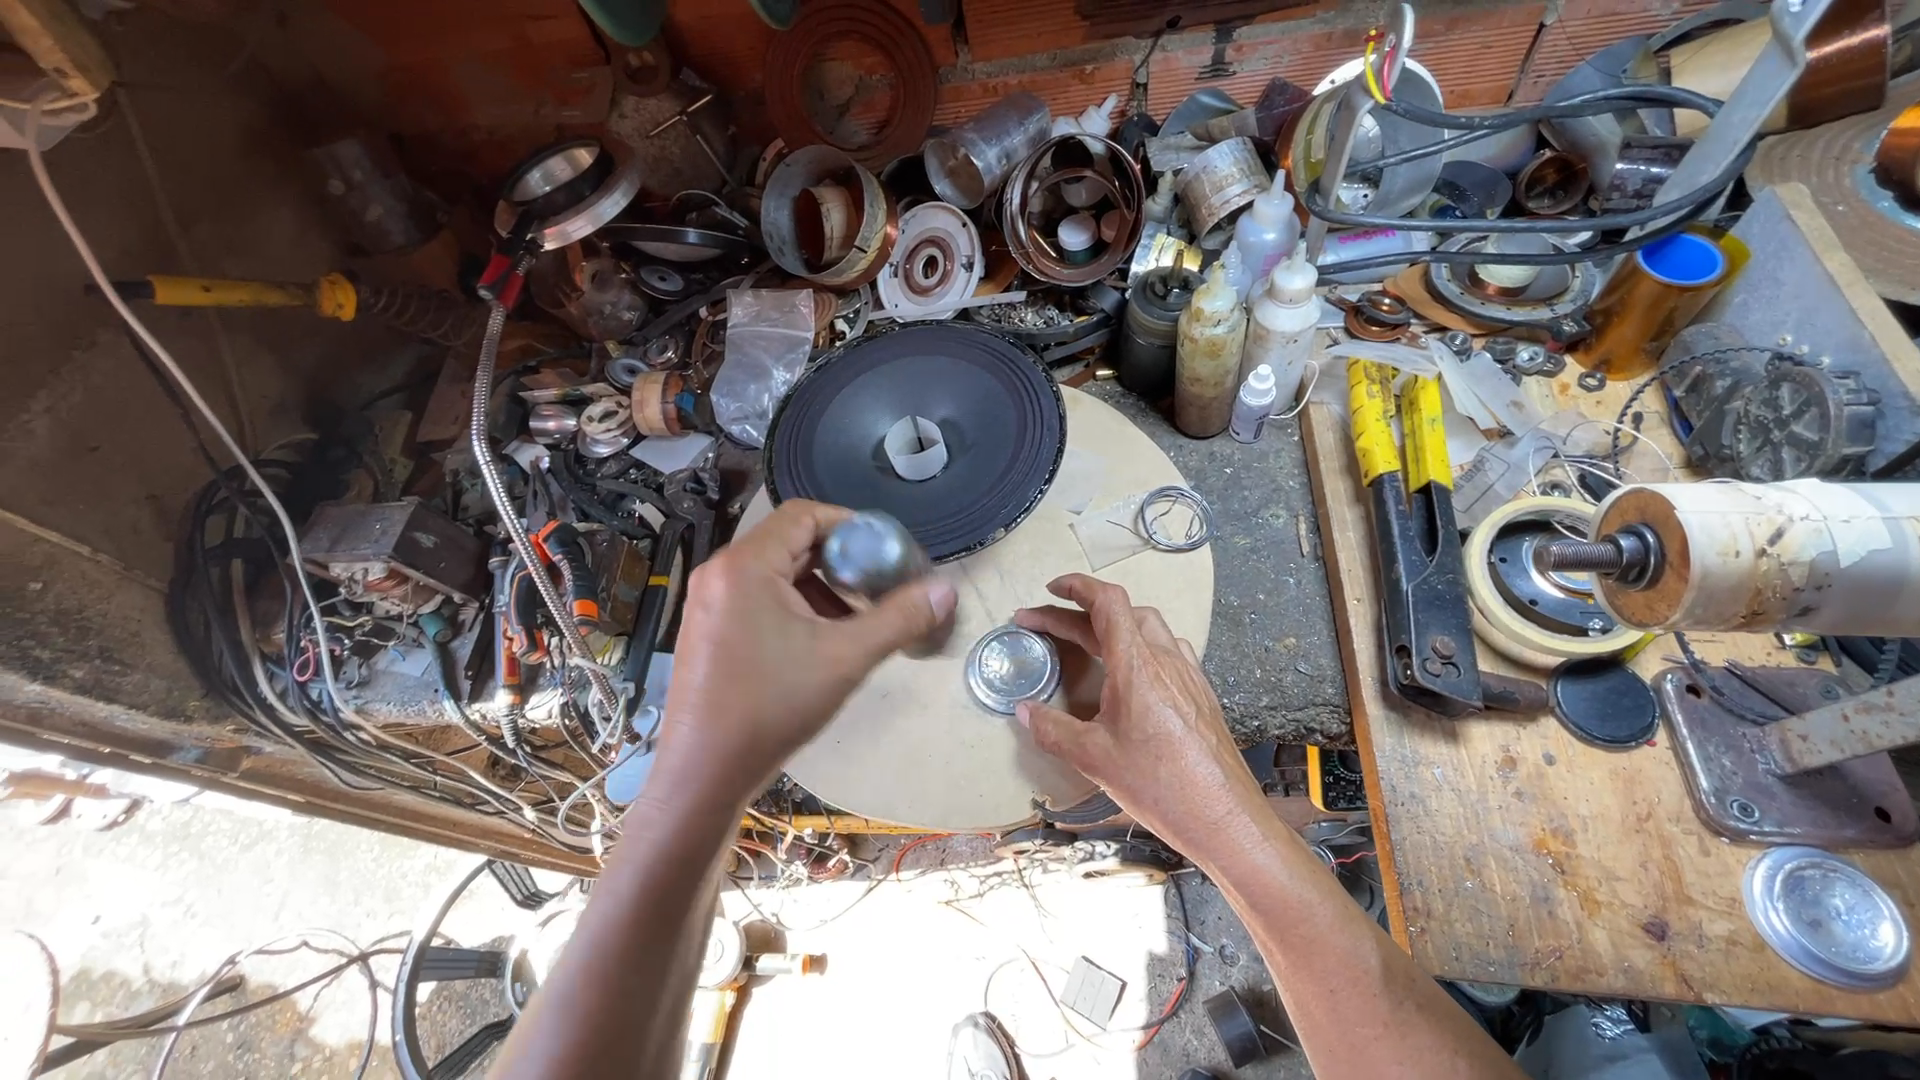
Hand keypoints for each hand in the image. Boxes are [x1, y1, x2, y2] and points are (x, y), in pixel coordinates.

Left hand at [657, 500, 957, 802]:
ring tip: (854, 623)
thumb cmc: (772, 707)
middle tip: (878, 588)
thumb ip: (899, 619)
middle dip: (840, 562)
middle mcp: (721, 573)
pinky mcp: (708, 630)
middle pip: (790, 542)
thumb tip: (946, 590)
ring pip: (776, 573)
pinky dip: (795, 608)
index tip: (886, 552)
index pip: (803, 515)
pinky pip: (758, 598)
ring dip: (820, 588)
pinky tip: (820, 644)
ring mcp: (709, 603)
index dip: (850, 525)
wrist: (704, 773)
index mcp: (746, 566)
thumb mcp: (845, 659)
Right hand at [1014, 574, 1265, 861]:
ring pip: (1148, 628)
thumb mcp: (1094, 759)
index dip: (1077, 586)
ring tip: (1083, 640)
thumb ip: (1053, 730)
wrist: (1224, 816)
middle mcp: (1166, 659)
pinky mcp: (1200, 693)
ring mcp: (1188, 675)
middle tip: (1043, 625)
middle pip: (1121, 613)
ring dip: (1112, 625)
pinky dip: (1138, 645)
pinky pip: (1167, 651)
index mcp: (1137, 665)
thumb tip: (1024, 712)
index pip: (1108, 602)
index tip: (1050, 588)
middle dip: (1077, 613)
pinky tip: (1128, 671)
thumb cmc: (1160, 785)